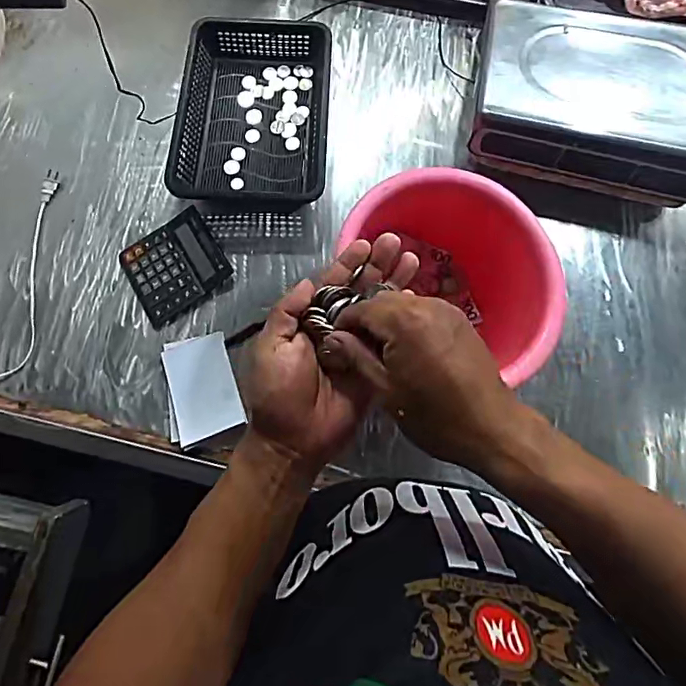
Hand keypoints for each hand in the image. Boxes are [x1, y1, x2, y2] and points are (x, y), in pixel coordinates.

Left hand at [242, 236, 418, 473]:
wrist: (294, 441)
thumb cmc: (277, 393)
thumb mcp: (269, 348)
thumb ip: (286, 313)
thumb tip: (307, 283)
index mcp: (310, 321)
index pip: (332, 285)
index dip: (349, 264)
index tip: (366, 244)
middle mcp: (336, 327)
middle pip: (360, 290)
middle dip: (377, 266)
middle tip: (396, 243)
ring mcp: (358, 345)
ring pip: (379, 308)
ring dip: (394, 284)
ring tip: (411, 260)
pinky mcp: (375, 365)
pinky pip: (390, 338)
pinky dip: (403, 318)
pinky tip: (416, 297)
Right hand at [327, 292, 543, 475]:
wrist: (490, 423)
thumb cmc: (434, 415)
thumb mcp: (385, 390)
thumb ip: (357, 357)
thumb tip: (333, 337)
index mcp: (404, 320)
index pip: (360, 307)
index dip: (343, 324)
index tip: (336, 343)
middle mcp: (426, 304)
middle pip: (383, 300)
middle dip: (366, 319)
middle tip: (357, 349)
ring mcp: (446, 308)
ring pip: (404, 303)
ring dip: (389, 320)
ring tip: (383, 351)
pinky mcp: (459, 317)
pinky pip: (424, 310)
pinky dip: (410, 322)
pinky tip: (409, 348)